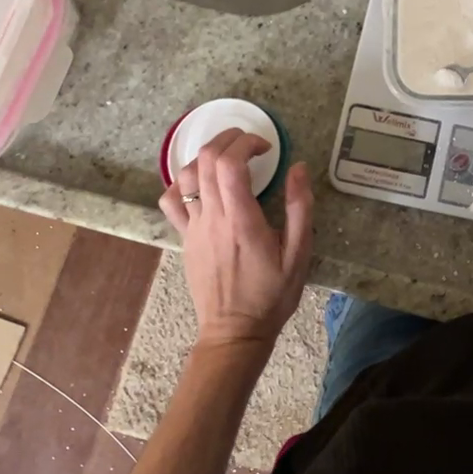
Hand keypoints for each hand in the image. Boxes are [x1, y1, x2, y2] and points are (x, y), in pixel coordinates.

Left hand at [158, 129, 314, 349]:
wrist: (234, 334)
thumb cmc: (271, 295)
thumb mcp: (299, 254)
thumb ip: (300, 208)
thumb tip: (298, 168)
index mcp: (241, 221)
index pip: (230, 164)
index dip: (246, 143)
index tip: (266, 147)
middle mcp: (212, 219)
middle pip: (206, 160)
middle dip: (229, 139)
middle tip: (251, 144)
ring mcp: (193, 228)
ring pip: (187, 175)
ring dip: (208, 155)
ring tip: (230, 158)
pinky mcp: (184, 238)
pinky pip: (172, 200)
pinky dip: (184, 181)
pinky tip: (203, 183)